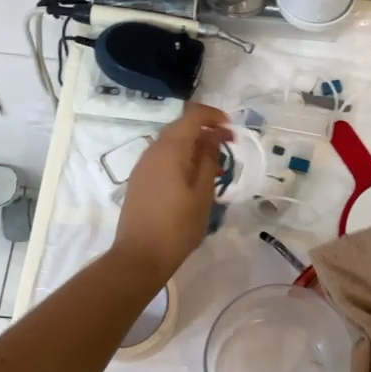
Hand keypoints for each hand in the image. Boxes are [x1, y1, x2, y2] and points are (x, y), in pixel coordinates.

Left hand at [111, 102, 230, 278]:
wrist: (140, 256)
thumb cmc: (178, 226)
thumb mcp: (203, 193)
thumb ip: (208, 159)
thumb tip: (213, 136)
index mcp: (170, 149)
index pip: (192, 115)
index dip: (213, 116)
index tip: (231, 130)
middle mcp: (153, 151)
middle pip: (181, 128)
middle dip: (206, 132)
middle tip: (227, 148)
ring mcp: (143, 166)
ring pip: (171, 145)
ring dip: (194, 148)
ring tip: (215, 169)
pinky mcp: (139, 181)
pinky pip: (163, 160)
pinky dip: (181, 161)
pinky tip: (194, 182)